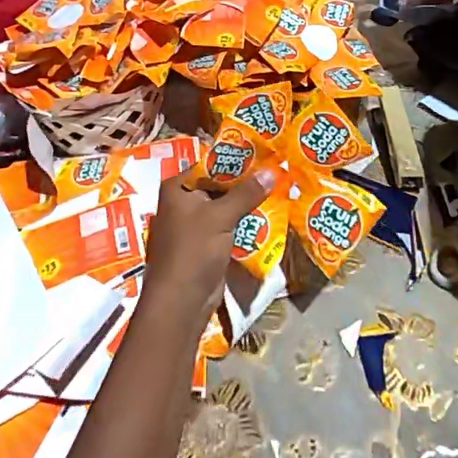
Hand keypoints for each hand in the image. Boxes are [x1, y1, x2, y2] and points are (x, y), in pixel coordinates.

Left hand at [142, 169, 274, 331]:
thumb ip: (246, 193)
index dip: (237, 158)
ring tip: (279, 187)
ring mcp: (194, 225)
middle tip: (277, 169)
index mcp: (178, 189)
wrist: (180, 305)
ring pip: (226, 206)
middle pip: (220, 184)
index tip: (265, 152)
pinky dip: (246, 221)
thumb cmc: (193, 251)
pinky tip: (270, 214)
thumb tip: (273, 170)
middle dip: (246, 181)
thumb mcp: (220, 217)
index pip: (210, 164)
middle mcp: (183, 202)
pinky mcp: (206, 245)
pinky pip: (229, 225)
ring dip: (248, 201)